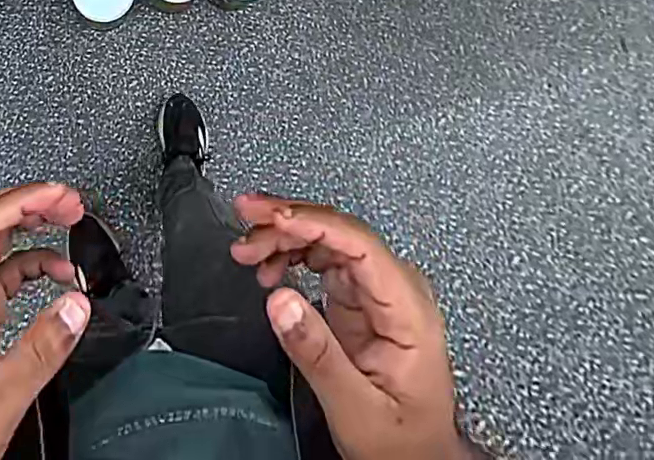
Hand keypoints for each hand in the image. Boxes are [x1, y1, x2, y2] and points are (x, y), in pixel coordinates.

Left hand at [0, 182, 92, 459]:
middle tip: (71, 202)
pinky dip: (38, 264)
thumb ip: (41, 350)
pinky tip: (59, 273)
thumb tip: (76, 303)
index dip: (25, 201)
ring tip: (70, 222)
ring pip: (2, 242)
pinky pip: (10, 272)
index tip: (59, 194)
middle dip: (34, 204)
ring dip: (37, 226)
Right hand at [231, 194, 465, 459]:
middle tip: (246, 215)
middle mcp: (395, 285)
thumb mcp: (357, 409)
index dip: (314, 222)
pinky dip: (291, 252)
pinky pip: (322, 256)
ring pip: (327, 237)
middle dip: (288, 219)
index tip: (274, 218)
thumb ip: (317, 353)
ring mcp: (375, 286)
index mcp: (407, 307)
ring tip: (247, 248)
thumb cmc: (401, 442)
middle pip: (339, 231)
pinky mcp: (358, 293)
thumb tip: (280, 300)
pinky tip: (269, 264)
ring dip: (284, 234)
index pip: (359, 243)